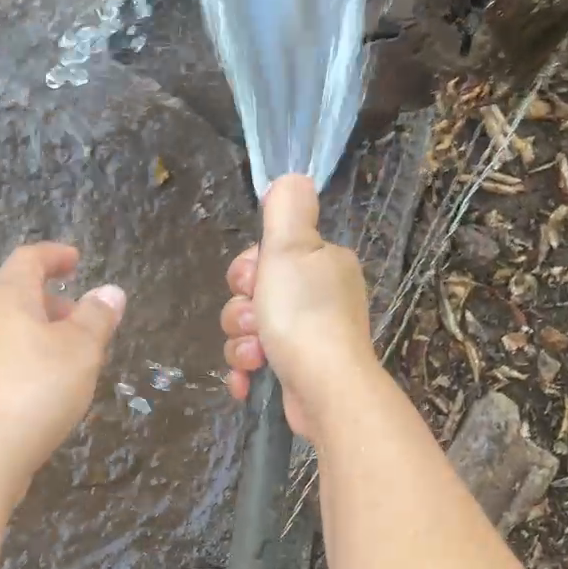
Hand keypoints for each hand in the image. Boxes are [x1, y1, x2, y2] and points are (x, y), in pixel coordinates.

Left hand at [0, 243, 125, 502]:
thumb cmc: (34, 392)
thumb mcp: (81, 351)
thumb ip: (97, 318)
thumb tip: (110, 291)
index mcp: (5, 298)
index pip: (28, 260)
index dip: (54, 255)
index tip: (75, 261)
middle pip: (13, 295)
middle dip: (50, 303)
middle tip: (81, 322)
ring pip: (3, 330)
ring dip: (35, 334)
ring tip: (67, 361)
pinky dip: (19, 360)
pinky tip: (38, 391)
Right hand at [220, 176, 376, 442]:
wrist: (326, 391)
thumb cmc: (304, 315)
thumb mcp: (290, 249)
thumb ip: (285, 209)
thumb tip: (292, 177)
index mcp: (323, 264)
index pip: (268, 254)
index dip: (248, 269)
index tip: (252, 281)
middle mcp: (320, 297)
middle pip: (254, 292)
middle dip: (240, 309)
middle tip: (253, 320)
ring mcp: (310, 336)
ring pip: (250, 328)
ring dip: (240, 342)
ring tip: (255, 355)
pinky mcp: (298, 371)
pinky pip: (256, 362)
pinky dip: (247, 371)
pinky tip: (248, 380)